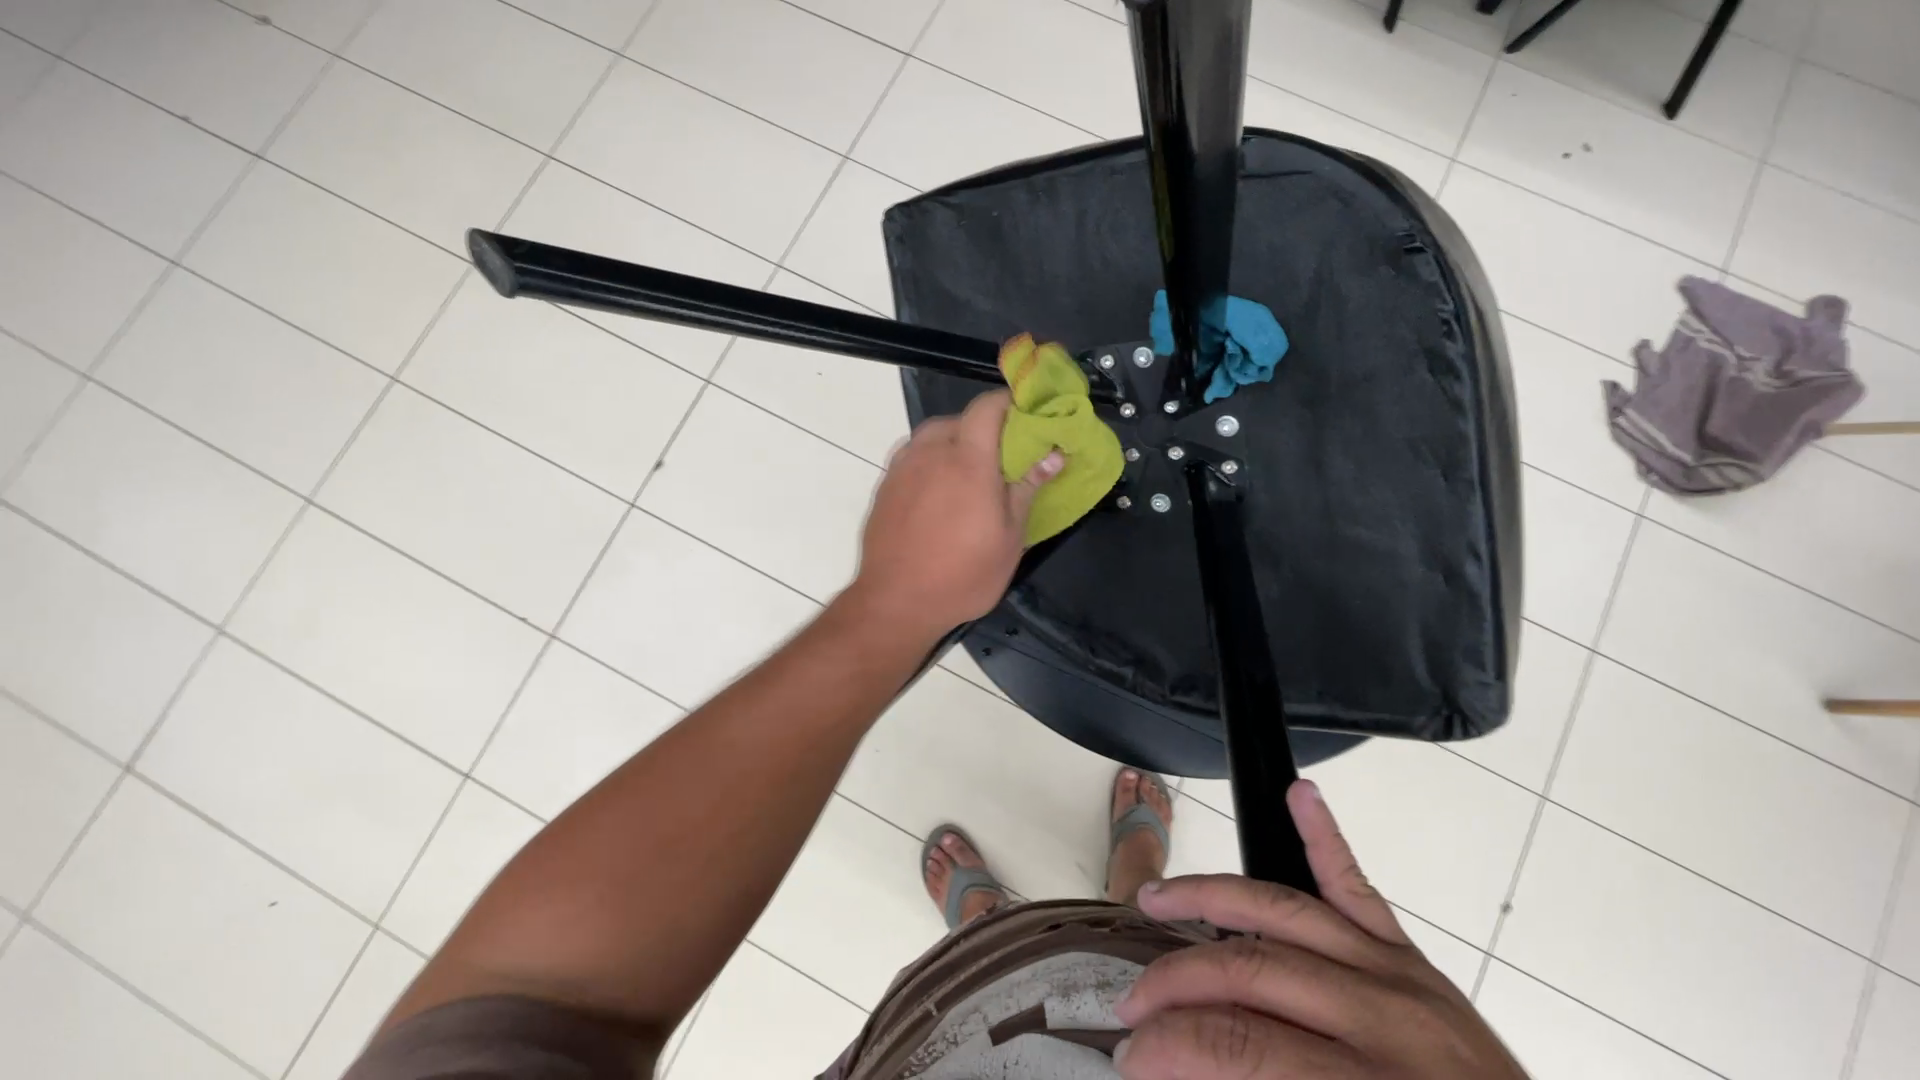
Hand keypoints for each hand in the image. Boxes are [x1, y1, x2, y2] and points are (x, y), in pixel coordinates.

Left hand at [845, 389, 1062, 641]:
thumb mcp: (1009, 538)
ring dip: (954, 444)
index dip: (1008, 403)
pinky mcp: (884, 486)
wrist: (895, 602)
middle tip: (1002, 459)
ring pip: (931, 437)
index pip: (987, 406)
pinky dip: (931, 462)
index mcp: (967, 459)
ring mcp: (902, 468)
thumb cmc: (962, 575)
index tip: (1027, 417)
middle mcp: (930, 452)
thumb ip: (1028, 488)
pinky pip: (912, 458)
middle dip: (983, 429)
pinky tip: (940, 494)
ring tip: (970, 476)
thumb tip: (1054, 454)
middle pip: (959, 420)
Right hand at [1115, 782, 1528, 1079]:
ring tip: (1157, 896)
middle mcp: (1385, 1020)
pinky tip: (1300, 795)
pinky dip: (1326, 838)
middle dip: (1174, 979)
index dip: (1167, 1046)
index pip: (1235, 1043)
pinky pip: (1360, 890)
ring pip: (1287, 911)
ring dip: (1212, 896)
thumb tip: (1180, 1071)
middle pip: (1250, 968)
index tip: (1132, 1057)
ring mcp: (1403, 980)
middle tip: (1132, 1004)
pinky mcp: (1415, 964)